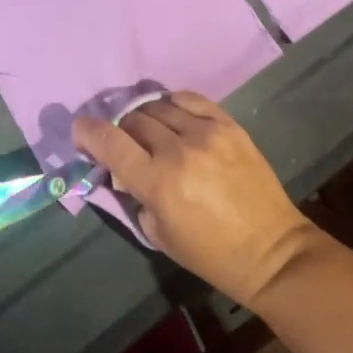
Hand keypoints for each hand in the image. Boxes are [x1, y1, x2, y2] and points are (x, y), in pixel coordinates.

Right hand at [73, 92, 324, 306]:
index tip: (81, 132)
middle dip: (119, 130)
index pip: (108, 141)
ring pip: (157, 106)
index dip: (87, 131)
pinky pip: (188, 99)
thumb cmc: (209, 253)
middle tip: (121, 142)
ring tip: (148, 131)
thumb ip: (133, 194)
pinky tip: (171, 116)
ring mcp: (206, 133)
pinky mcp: (228, 125)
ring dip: (145, 117)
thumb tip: (121, 168)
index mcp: (158, 182)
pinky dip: (172, 104)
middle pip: (132, 119)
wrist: (271, 251)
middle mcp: (178, 150)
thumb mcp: (157, 232)